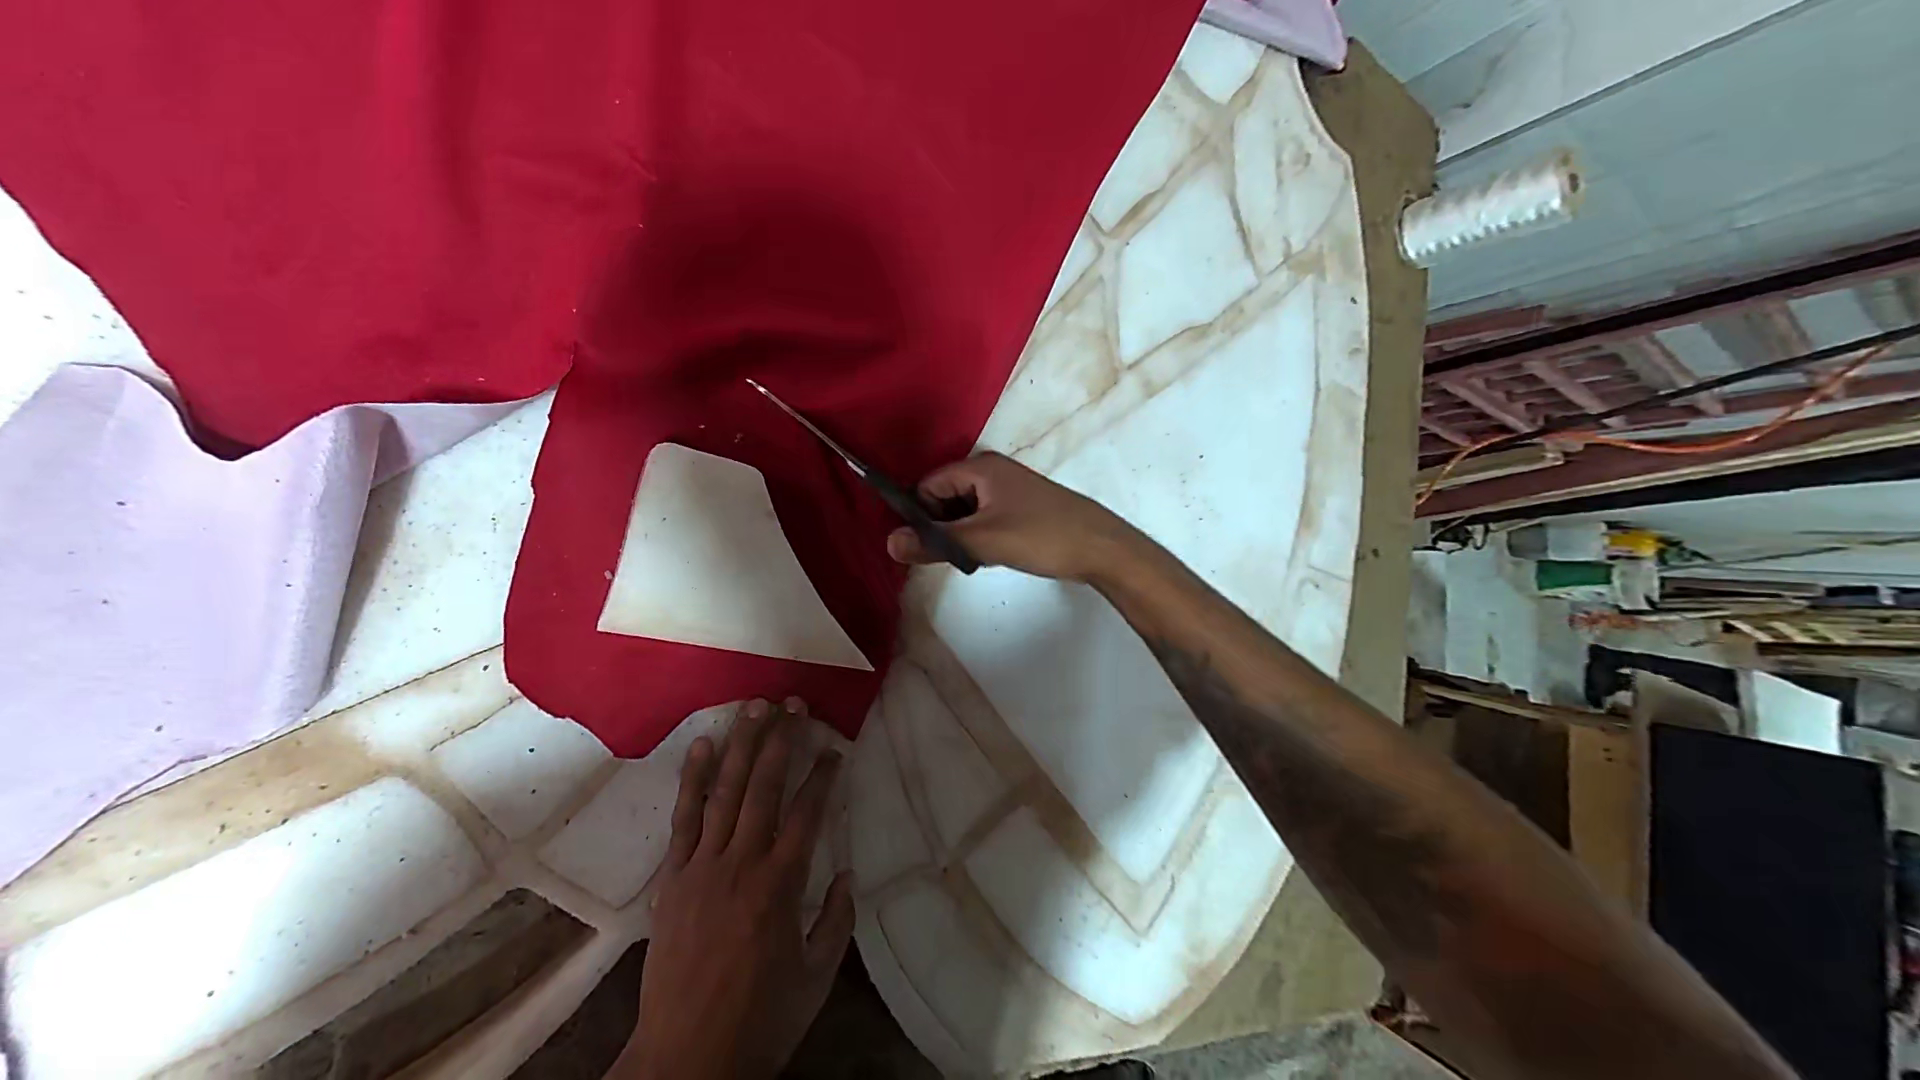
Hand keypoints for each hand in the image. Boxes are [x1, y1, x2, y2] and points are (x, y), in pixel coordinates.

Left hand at [614, 699, 853, 1079]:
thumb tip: (845, 873)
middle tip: (794, 703)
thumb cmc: (761, 1019)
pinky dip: (693, 780)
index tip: (834, 748)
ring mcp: (702, 867)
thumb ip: (836, 921)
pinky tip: (702, 746)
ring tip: (755, 707)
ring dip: (743, 746)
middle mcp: (743, 863)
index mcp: (781, 885)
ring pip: (726, 792)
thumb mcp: (817, 976)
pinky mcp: (673, 878)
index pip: (808, 813)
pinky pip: (683, 819)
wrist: (686, 1059)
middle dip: (783, 740)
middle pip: (766, 787)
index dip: (823, 776)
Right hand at [886, 452, 1138, 581]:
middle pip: (943, 497)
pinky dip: (978, 536)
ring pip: (963, 511)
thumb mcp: (983, 541)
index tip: (922, 545)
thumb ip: (935, 542)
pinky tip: (989, 554)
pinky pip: (983, 519)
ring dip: (960, 534)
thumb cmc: (1042, 536)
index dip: (919, 515)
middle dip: (940, 526)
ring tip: (973, 556)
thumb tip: (889, 544)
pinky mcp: (1019, 509)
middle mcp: (991, 472)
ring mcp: (1007, 491)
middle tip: (952, 554)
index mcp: (980, 468)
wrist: (1101, 548)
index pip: (928, 486)